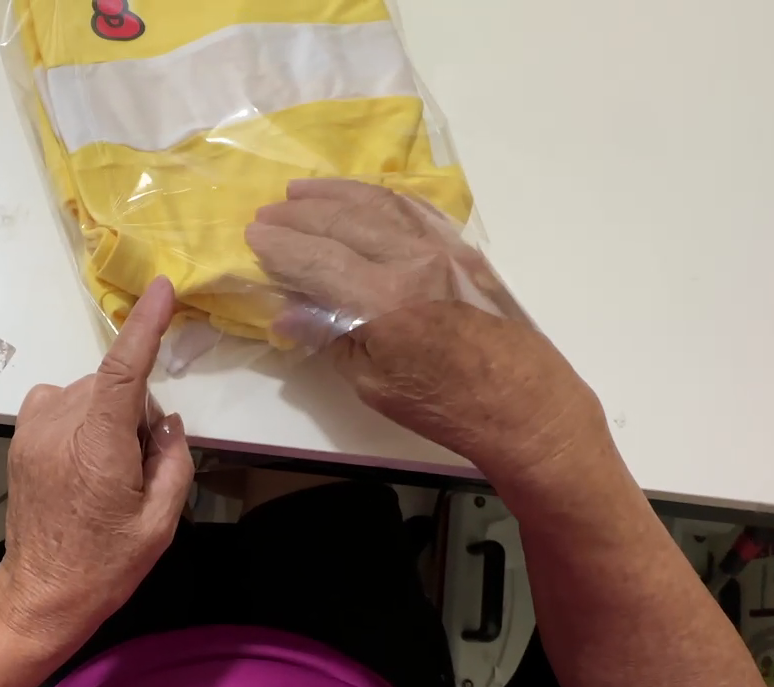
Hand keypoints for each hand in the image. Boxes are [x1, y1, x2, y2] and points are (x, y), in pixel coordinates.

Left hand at [0, 276, 193, 651]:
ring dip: (108, 415)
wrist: (42, 593)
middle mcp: (59, 425)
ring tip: (107, 471)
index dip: (145, 326)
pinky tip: (82, 458)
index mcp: (98, 445)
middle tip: (137, 466)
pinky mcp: (21, 438)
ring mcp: (33, 429)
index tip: (162, 291)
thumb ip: (173, 461)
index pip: (125, 370)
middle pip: (111, 384)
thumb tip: (167, 422)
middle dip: (134, 410)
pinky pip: (60, 401)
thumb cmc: (105, 565)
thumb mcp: (160, 522)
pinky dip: (81, 416)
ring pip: (88, 391)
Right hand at [246, 179, 606, 487]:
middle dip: (299, 215)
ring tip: (301, 192)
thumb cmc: (440, 406)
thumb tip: (288, 313)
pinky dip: (379, 197)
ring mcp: (442, 247)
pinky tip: (359, 196)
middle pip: (344, 222)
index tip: (252, 236)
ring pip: (379, 205)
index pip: (317, 261)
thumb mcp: (372, 385)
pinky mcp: (462, 248)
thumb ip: (330, 339)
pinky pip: (414, 207)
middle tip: (267, 212)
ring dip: (335, 195)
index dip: (281, 247)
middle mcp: (412, 260)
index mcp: (383, 301)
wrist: (521, 403)